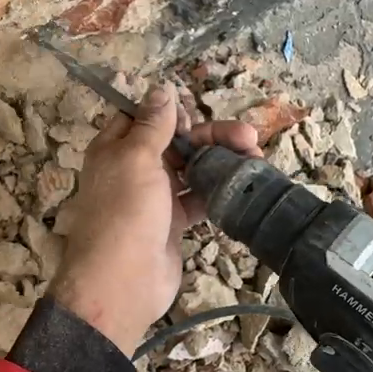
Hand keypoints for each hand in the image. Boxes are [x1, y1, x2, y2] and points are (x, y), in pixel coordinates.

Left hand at [47, 82, 262, 355]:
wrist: (122, 283)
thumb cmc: (125, 212)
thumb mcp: (137, 158)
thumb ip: (154, 124)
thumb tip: (163, 88)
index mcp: (116, 147)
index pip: (145, 117)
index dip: (173, 112)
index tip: (198, 112)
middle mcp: (134, 168)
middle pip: (176, 141)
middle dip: (211, 135)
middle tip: (248, 135)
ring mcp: (154, 197)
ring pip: (192, 168)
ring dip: (221, 161)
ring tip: (256, 157)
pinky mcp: (173, 222)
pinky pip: (198, 198)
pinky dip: (219, 190)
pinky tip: (244, 186)